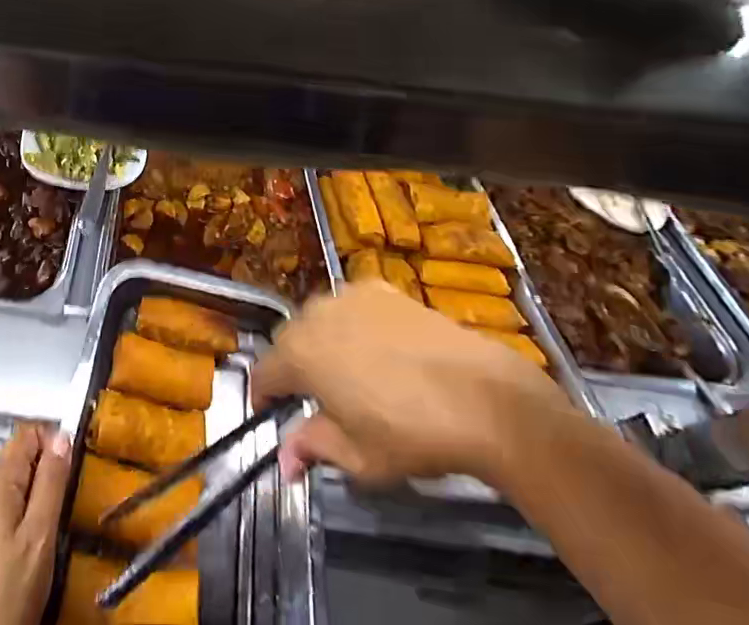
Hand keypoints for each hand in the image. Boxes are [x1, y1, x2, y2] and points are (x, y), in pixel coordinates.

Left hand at [0, 422, 72, 624]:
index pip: (28, 433)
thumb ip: (52, 481)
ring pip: (14, 484)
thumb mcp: (40, 532)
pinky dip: (24, 513)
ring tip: (57, 520)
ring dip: (38, 493)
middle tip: (71, 496)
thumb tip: (62, 436)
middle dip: (48, 468)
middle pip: (20, 457)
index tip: (76, 462)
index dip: (55, 439)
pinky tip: (36, 539)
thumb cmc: (8, 587)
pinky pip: (3, 507)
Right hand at [250, 284, 573, 487]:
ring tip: (348, 371)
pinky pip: (354, 305)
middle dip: (294, 366)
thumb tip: (285, 459)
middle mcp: (317, 315)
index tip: (271, 412)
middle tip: (316, 398)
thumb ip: (312, 447)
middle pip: (289, 339)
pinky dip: (355, 323)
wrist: (484, 398)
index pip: (264, 373)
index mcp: (300, 356)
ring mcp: (352, 297)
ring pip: (321, 318)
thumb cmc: (412, 434)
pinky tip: (380, 348)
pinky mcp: (385, 289)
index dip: (264, 396)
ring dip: (323, 341)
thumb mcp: (357, 456)